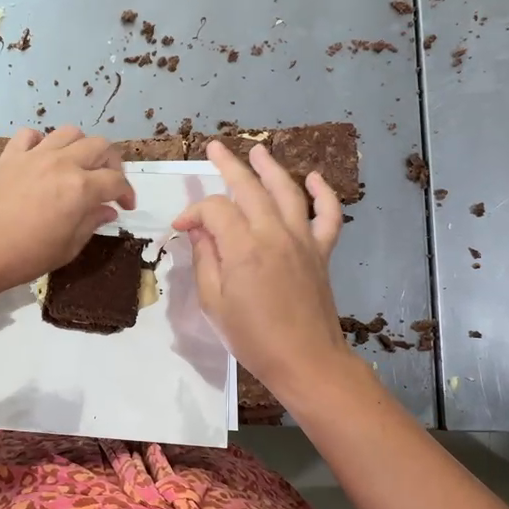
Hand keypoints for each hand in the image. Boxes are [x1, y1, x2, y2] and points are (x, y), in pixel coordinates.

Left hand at [0, 127, 135, 297]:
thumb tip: (107, 210)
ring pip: (69, 133)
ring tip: (79, 166)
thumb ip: (90, 224)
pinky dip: (41, 141)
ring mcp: (33, 156)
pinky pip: (30, 135)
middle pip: (99, 147)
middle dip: (112, 164)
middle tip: (108, 184)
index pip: (116, 181)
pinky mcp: (8, 157)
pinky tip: (41, 158)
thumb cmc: (23, 258)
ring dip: (81, 147)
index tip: (126, 206)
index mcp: (80, 188)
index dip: (127, 193)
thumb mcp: (66, 248)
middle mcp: (61, 163)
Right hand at [173, 141, 351, 393]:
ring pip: (287, 191)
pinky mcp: (321, 251)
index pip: (215, 210)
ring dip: (271, 168)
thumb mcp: (213, 302)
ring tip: (257, 151)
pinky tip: (314, 178)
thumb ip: (206, 261)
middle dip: (229, 166)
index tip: (180, 228)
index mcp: (243, 248)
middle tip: (214, 148)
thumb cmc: (252, 337)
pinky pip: (328, 215)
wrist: (305, 360)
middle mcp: (274, 234)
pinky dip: (323, 193)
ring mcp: (302, 240)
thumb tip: (200, 232)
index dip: (194, 212)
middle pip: (250, 188)